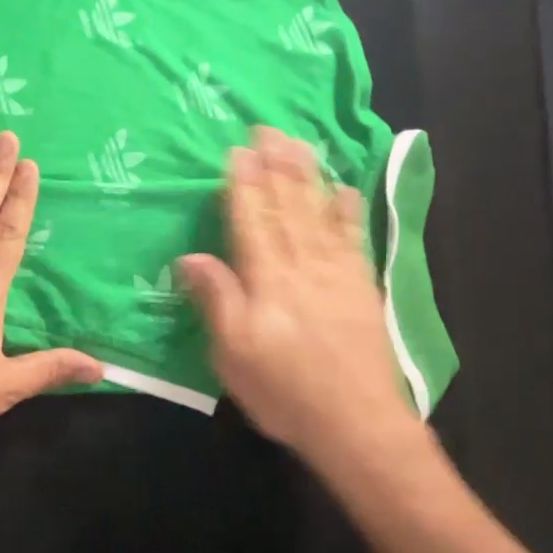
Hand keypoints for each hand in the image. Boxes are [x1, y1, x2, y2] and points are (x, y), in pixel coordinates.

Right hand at [177, 127, 419, 462]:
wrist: (357, 424)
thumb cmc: (284, 392)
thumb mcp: (233, 354)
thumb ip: (217, 300)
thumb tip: (191, 257)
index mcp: (267, 280)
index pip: (251, 221)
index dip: (243, 185)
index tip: (237, 150)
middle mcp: (303, 266)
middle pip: (286, 207)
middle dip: (275, 166)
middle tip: (267, 128)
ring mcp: (337, 274)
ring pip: (318, 213)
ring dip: (306, 175)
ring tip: (298, 142)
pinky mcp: (361, 288)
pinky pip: (352, 237)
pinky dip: (346, 210)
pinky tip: (342, 188)